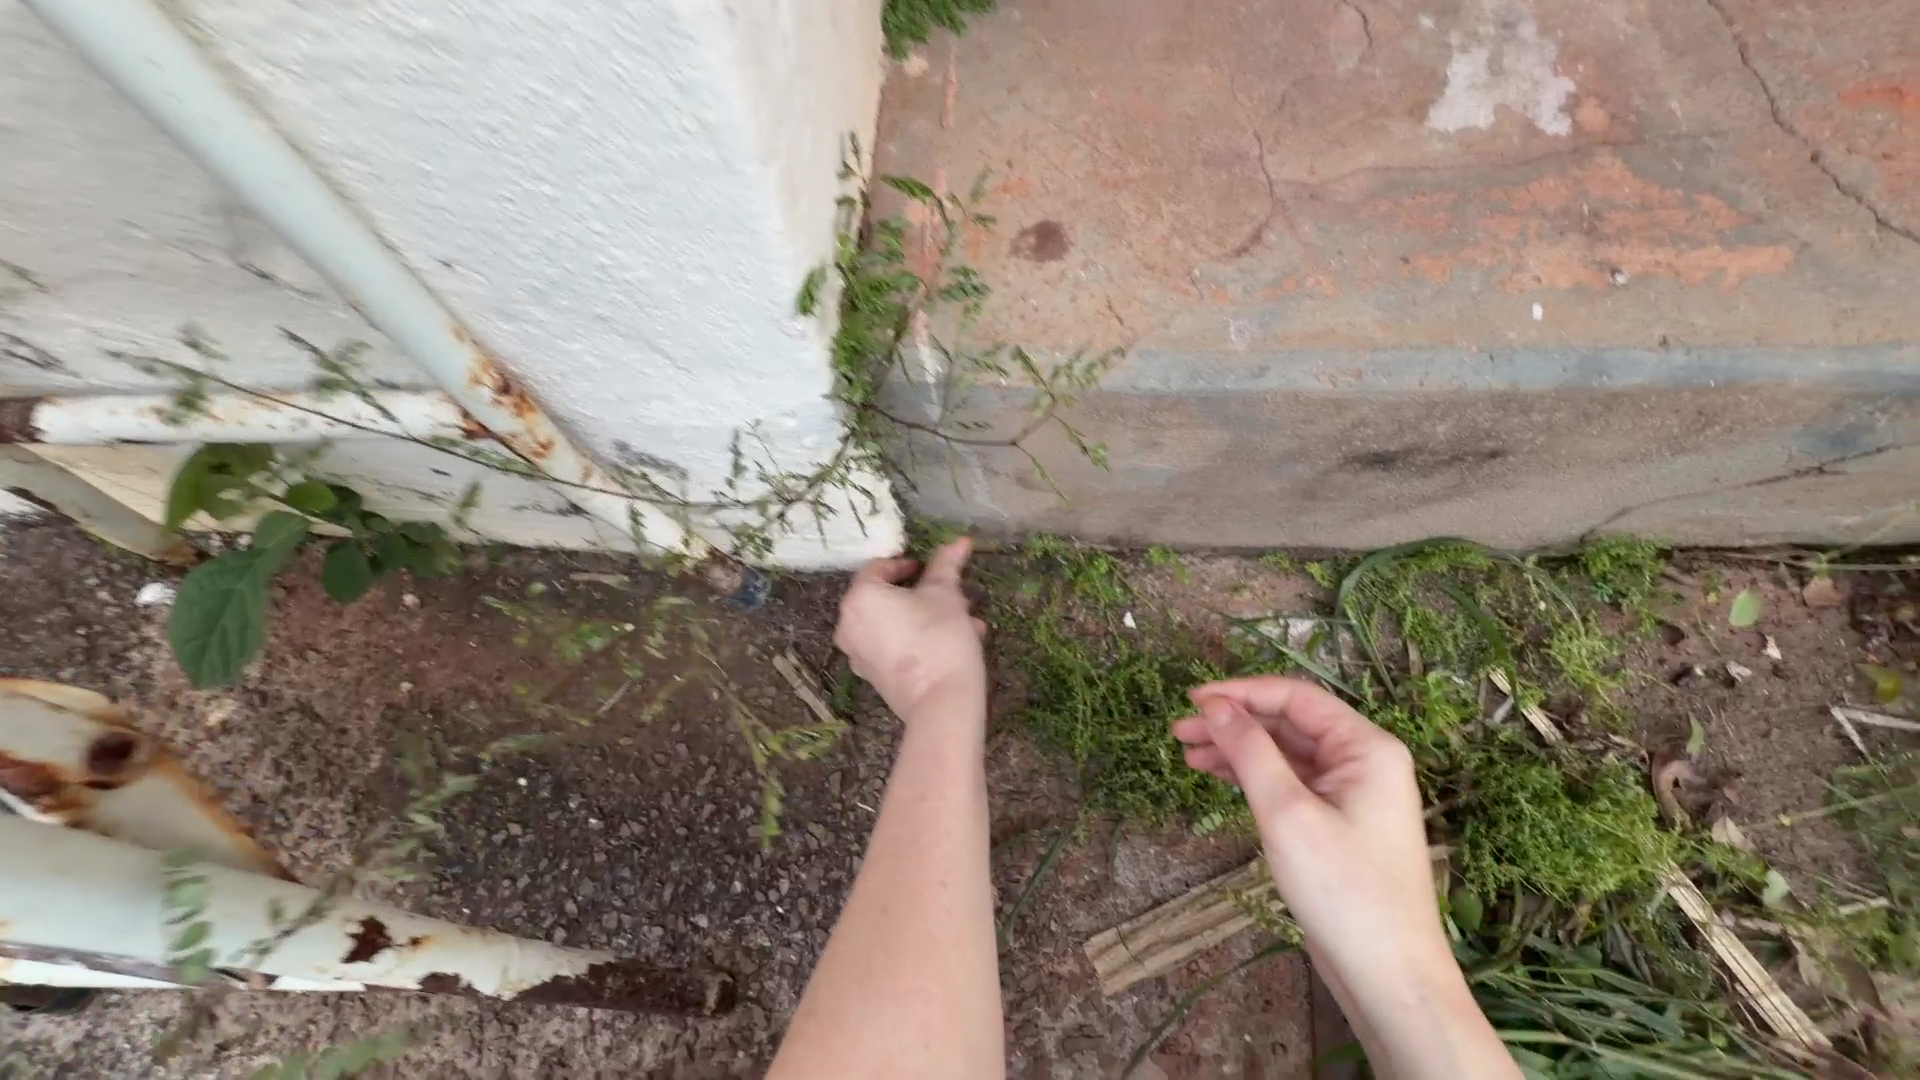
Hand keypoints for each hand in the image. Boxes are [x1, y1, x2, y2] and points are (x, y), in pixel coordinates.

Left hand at [835, 538, 987, 720]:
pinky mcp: (873, 676)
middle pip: (886, 597)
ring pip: (893, 623)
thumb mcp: (945, 594)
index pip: (879, 568)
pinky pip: (893, 645)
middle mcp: (849, 624)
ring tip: (964, 619)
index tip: (930, 568)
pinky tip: (953, 641)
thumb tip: (960, 540)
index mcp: (859, 598)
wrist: (941, 701)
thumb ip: (947, 564)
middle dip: (923, 593)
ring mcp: (858, 654)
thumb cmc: (939, 636)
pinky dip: (916, 638)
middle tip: (952, 594)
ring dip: (926, 616)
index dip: (907, 564)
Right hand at [1174, 676, 1520, 1078]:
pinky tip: (1215, 774)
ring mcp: (1349, 792)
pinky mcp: (1335, 820)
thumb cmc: (1342, 888)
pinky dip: (1251, 775)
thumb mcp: (1286, 811)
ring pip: (1283, 752)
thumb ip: (1249, 750)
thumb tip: (1214, 705)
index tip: (1191, 700)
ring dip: (1236, 748)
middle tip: (1179, 730)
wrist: (1388, 975)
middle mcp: (1362, 760)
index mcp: (1365, 747)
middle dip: (1233, 722)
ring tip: (1187, 752)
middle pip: (1287, 722)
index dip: (1240, 692)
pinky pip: (1288, 780)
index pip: (1295, 697)